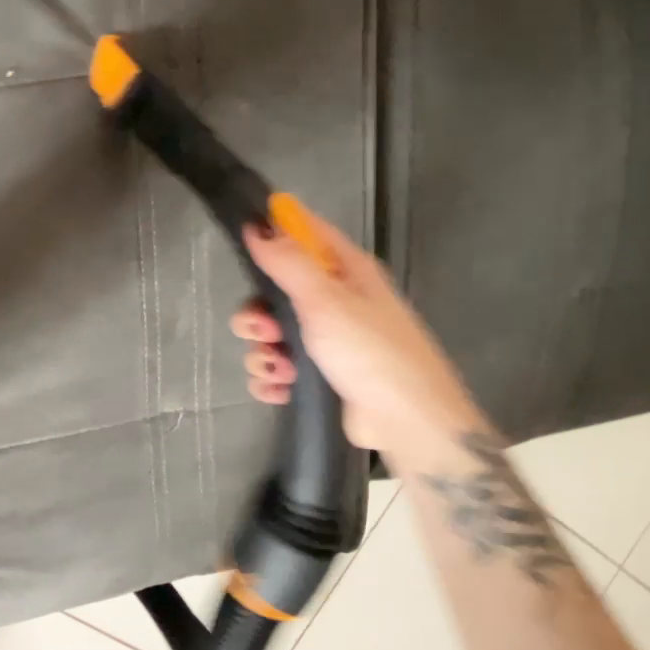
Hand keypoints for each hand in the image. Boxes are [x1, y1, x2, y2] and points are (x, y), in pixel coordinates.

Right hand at [230, 215, 484, 456]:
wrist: (406, 424)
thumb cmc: (370, 352)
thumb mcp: (326, 300)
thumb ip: (288, 262)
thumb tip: (257, 226)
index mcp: (346, 272)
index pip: (305, 233)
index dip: (274, 230)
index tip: (243, 238)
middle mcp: (336, 301)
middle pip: (275, 292)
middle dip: (259, 315)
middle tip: (263, 332)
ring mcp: (328, 342)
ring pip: (272, 335)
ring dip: (265, 353)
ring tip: (279, 370)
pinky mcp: (321, 376)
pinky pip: (278, 368)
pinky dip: (272, 378)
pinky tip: (279, 389)